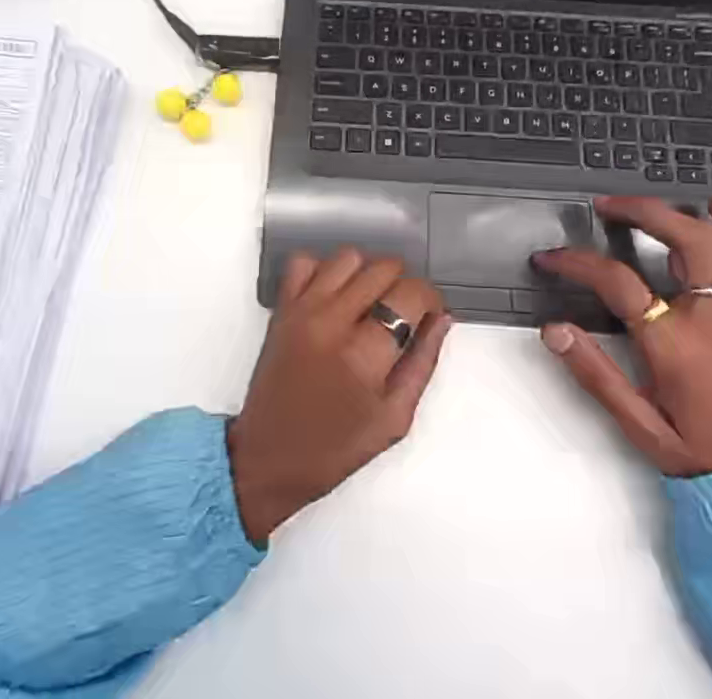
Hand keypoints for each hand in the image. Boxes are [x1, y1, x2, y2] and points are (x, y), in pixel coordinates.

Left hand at [227, 250, 452, 544]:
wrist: (270, 456)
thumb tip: (442, 318)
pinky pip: (303, 262)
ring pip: (347, 256)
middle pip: (383, 267)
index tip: (429, 315)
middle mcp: (332, 321)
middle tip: (402, 313)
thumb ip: (423, 362)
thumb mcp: (395, 417)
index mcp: (365, 354)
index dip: (430, 299)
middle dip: (403, 285)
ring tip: (370, 303)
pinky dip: (323, 269)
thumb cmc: (336, 447)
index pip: (411, 293)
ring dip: (367, 272)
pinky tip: (334, 296)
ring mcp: (302, 310)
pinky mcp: (281, 309)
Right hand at [532, 196, 711, 476]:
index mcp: (675, 345)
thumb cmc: (699, 448)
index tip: (551, 259)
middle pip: (686, 243)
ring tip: (652, 199)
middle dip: (643, 214)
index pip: (620, 284)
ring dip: (683, 214)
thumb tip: (555, 331)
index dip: (578, 263)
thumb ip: (594, 372)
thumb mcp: (636, 421)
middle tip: (606, 207)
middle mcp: (709, 320)